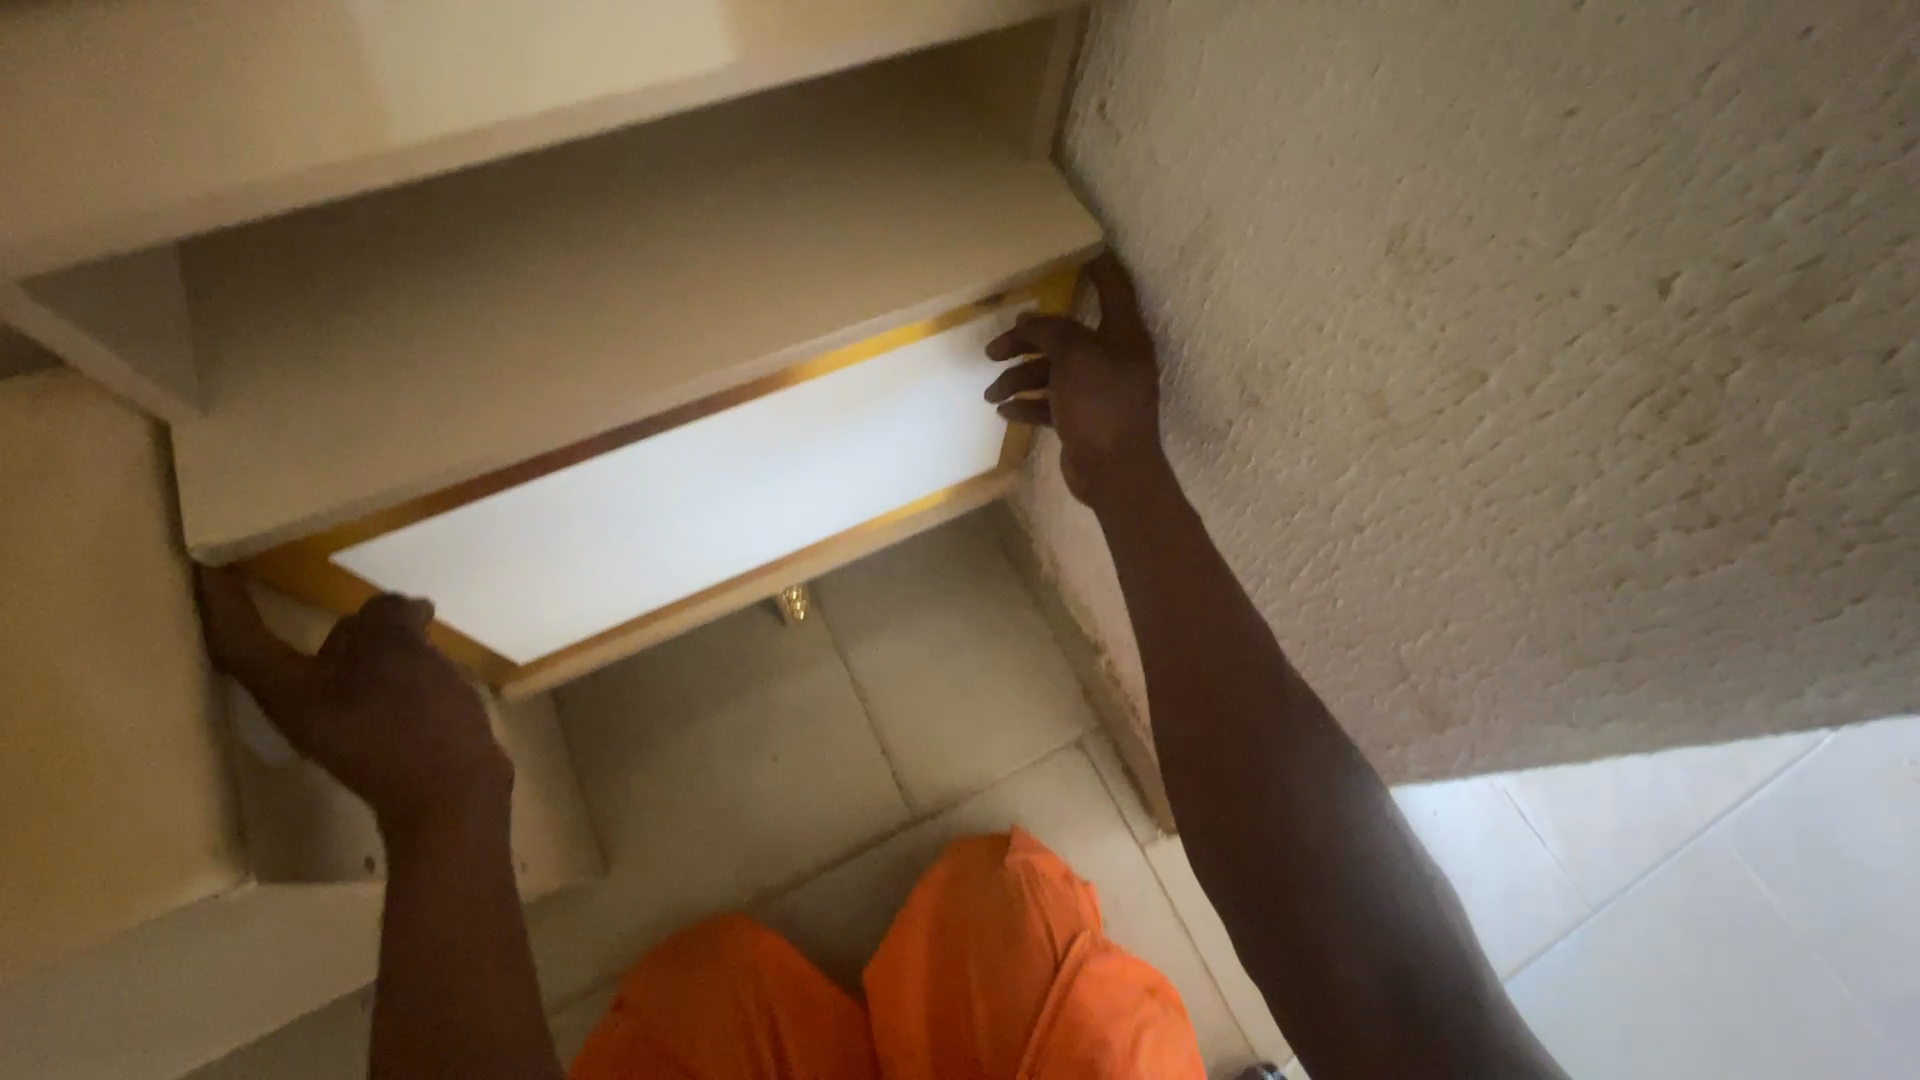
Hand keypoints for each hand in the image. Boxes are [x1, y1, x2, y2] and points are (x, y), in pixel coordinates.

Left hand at [196, 566, 511, 841]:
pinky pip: (382, 683)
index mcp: (291, 691)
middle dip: (328, 617)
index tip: (214, 563)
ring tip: (411, 612)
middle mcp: (309, 707)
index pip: (238, 637)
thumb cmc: (412, 724)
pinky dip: (399, 660)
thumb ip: (385, 618)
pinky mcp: (389, 732)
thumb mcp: (397, 655)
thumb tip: (396, 607)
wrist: (453, 795)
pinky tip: (433, 653)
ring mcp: (350, 723)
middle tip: (356, 582)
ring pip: (349, 667)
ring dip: (373, 638)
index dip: (222, 599)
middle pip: (302, 650)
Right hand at [985, 253, 1165, 508]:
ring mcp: (1097, 392)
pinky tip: (1005, 411)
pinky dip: (1028, 405)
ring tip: (990, 393)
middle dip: (1026, 342)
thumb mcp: (1075, 358)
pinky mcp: (1083, 420)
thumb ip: (1051, 332)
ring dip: (1019, 380)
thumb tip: (1028, 320)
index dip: (1098, 269)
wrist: (1115, 473)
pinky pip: (1050, 404)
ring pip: (1052, 374)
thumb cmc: (1100, 407)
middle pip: (1065, 338)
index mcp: (1123, 337)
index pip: (1114, 290)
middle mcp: (1112, 360)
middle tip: (993, 350)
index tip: (1079, 254)